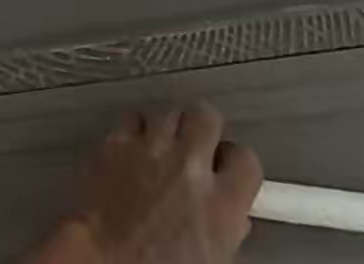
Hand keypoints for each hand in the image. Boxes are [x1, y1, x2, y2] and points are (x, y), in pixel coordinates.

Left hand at [30, 102, 263, 263]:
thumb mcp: (211, 262)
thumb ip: (227, 229)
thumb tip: (233, 215)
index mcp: (220, 206)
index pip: (245, 158)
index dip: (235, 162)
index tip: (227, 167)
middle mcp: (188, 169)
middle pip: (206, 115)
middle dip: (203, 128)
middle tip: (196, 146)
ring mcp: (151, 151)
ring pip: (169, 113)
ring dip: (168, 130)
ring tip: (162, 152)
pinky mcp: (117, 144)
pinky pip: (133, 118)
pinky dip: (135, 130)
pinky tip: (134, 149)